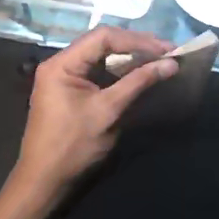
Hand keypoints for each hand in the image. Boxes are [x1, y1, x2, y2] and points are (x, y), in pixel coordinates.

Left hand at [16, 27, 176, 191]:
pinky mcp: (73, 89)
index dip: (137, 40)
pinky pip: (100, 69)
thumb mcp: (108, 110)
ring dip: (132, 55)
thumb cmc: (73, 145)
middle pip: (103, 42)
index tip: (165, 49)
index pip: (103, 37)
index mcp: (62, 65)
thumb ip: (139, 82)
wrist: (45, 180)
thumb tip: (172, 63)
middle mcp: (61, 64)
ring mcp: (66, 76)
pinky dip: (122, 69)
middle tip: (167, 51)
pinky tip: (142, 71)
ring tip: (160, 58)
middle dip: (137, 45)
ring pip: (103, 55)